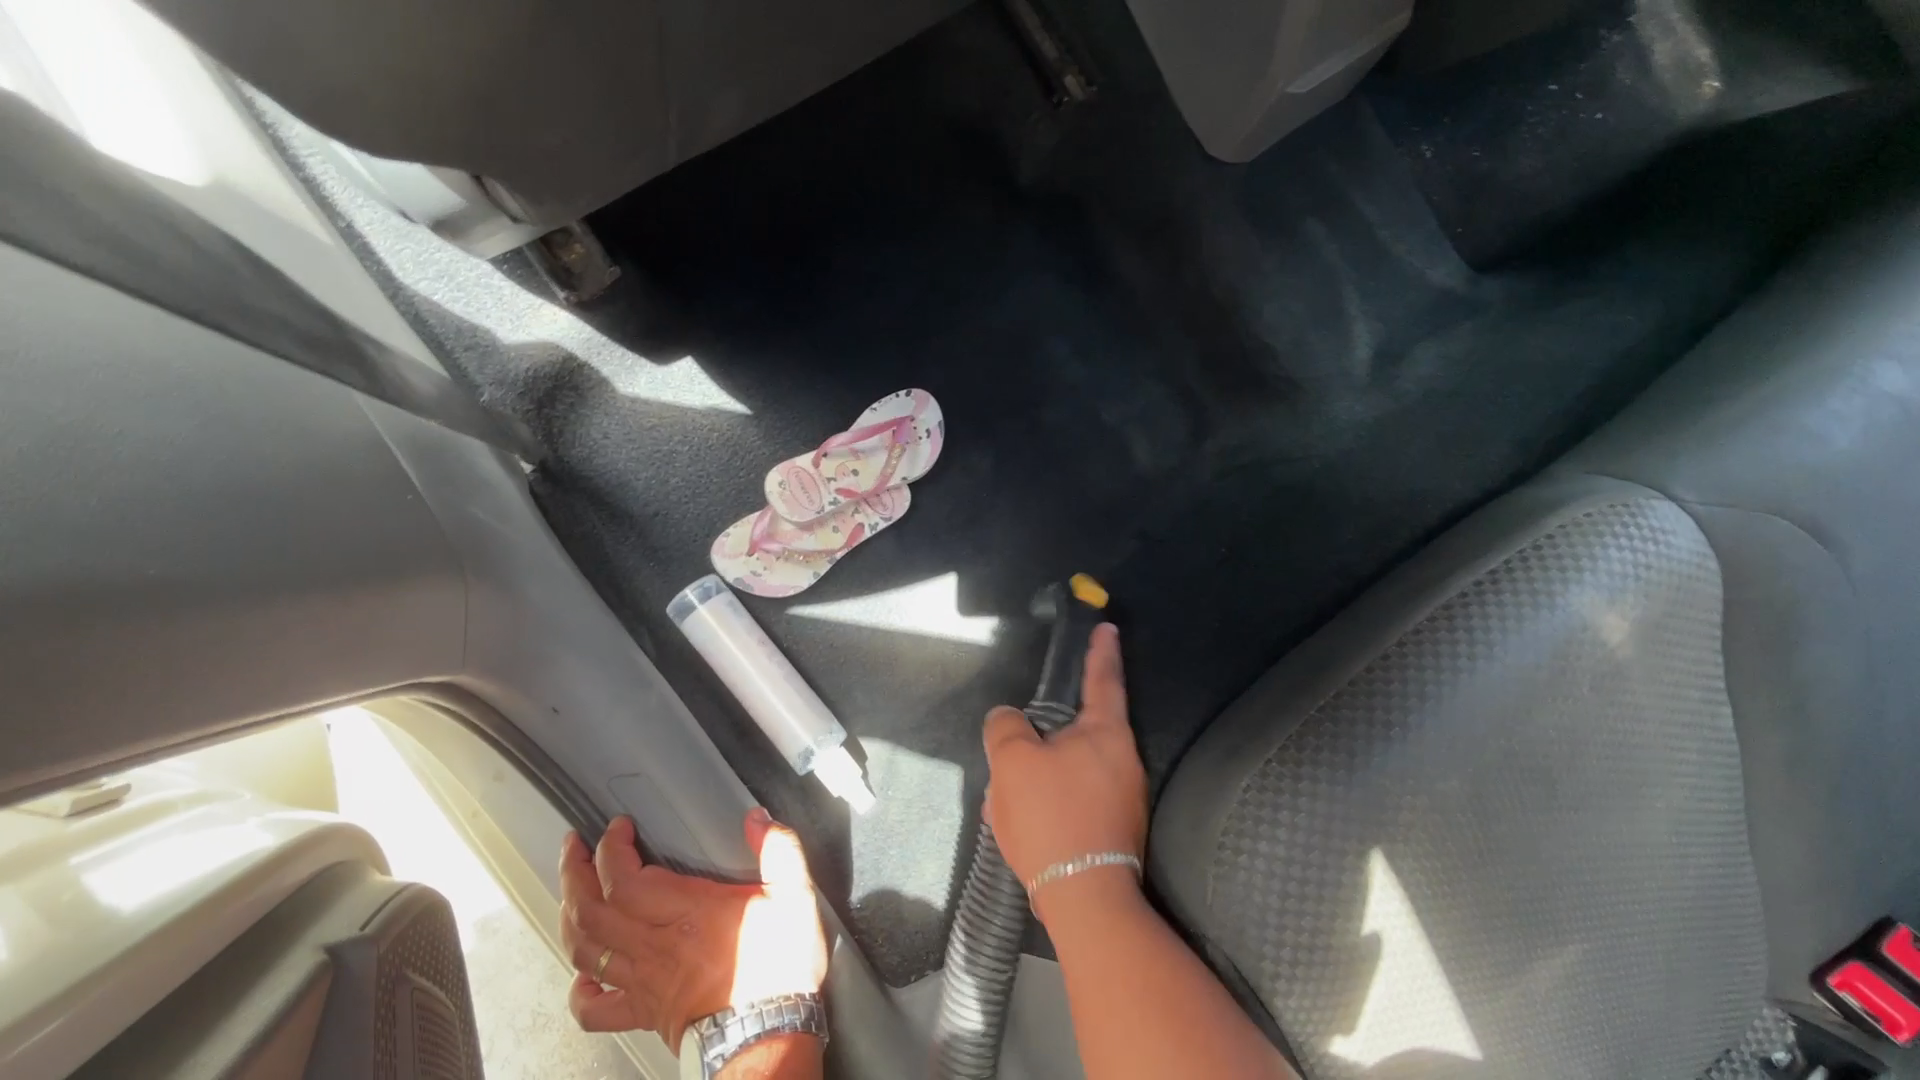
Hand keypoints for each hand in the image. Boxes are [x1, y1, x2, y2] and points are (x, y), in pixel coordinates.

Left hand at [558, 810, 828, 1049]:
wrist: (770, 1033)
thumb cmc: (779, 968)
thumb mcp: (794, 897)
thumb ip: (779, 850)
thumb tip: (757, 818)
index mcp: (687, 913)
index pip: (624, 878)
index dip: (611, 848)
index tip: (618, 827)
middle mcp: (655, 945)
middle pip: (591, 909)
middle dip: (575, 872)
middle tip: (575, 847)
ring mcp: (643, 981)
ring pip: (584, 949)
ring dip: (568, 916)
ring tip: (571, 892)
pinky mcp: (643, 1013)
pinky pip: (594, 1010)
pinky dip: (579, 990)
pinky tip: (582, 973)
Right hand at [983, 623, 1147, 921]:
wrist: (1084, 896)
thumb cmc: (1051, 816)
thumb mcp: (1013, 762)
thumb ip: (1006, 728)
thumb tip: (1009, 720)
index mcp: (1106, 733)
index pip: (1103, 678)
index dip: (1101, 651)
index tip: (1107, 627)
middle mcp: (1124, 760)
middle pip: (1078, 733)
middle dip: (1044, 741)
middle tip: (1017, 758)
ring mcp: (1124, 798)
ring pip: (1069, 772)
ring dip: (1040, 780)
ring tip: (1010, 805)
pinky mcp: (1115, 830)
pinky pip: (1073, 802)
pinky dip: (1049, 806)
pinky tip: (1025, 827)